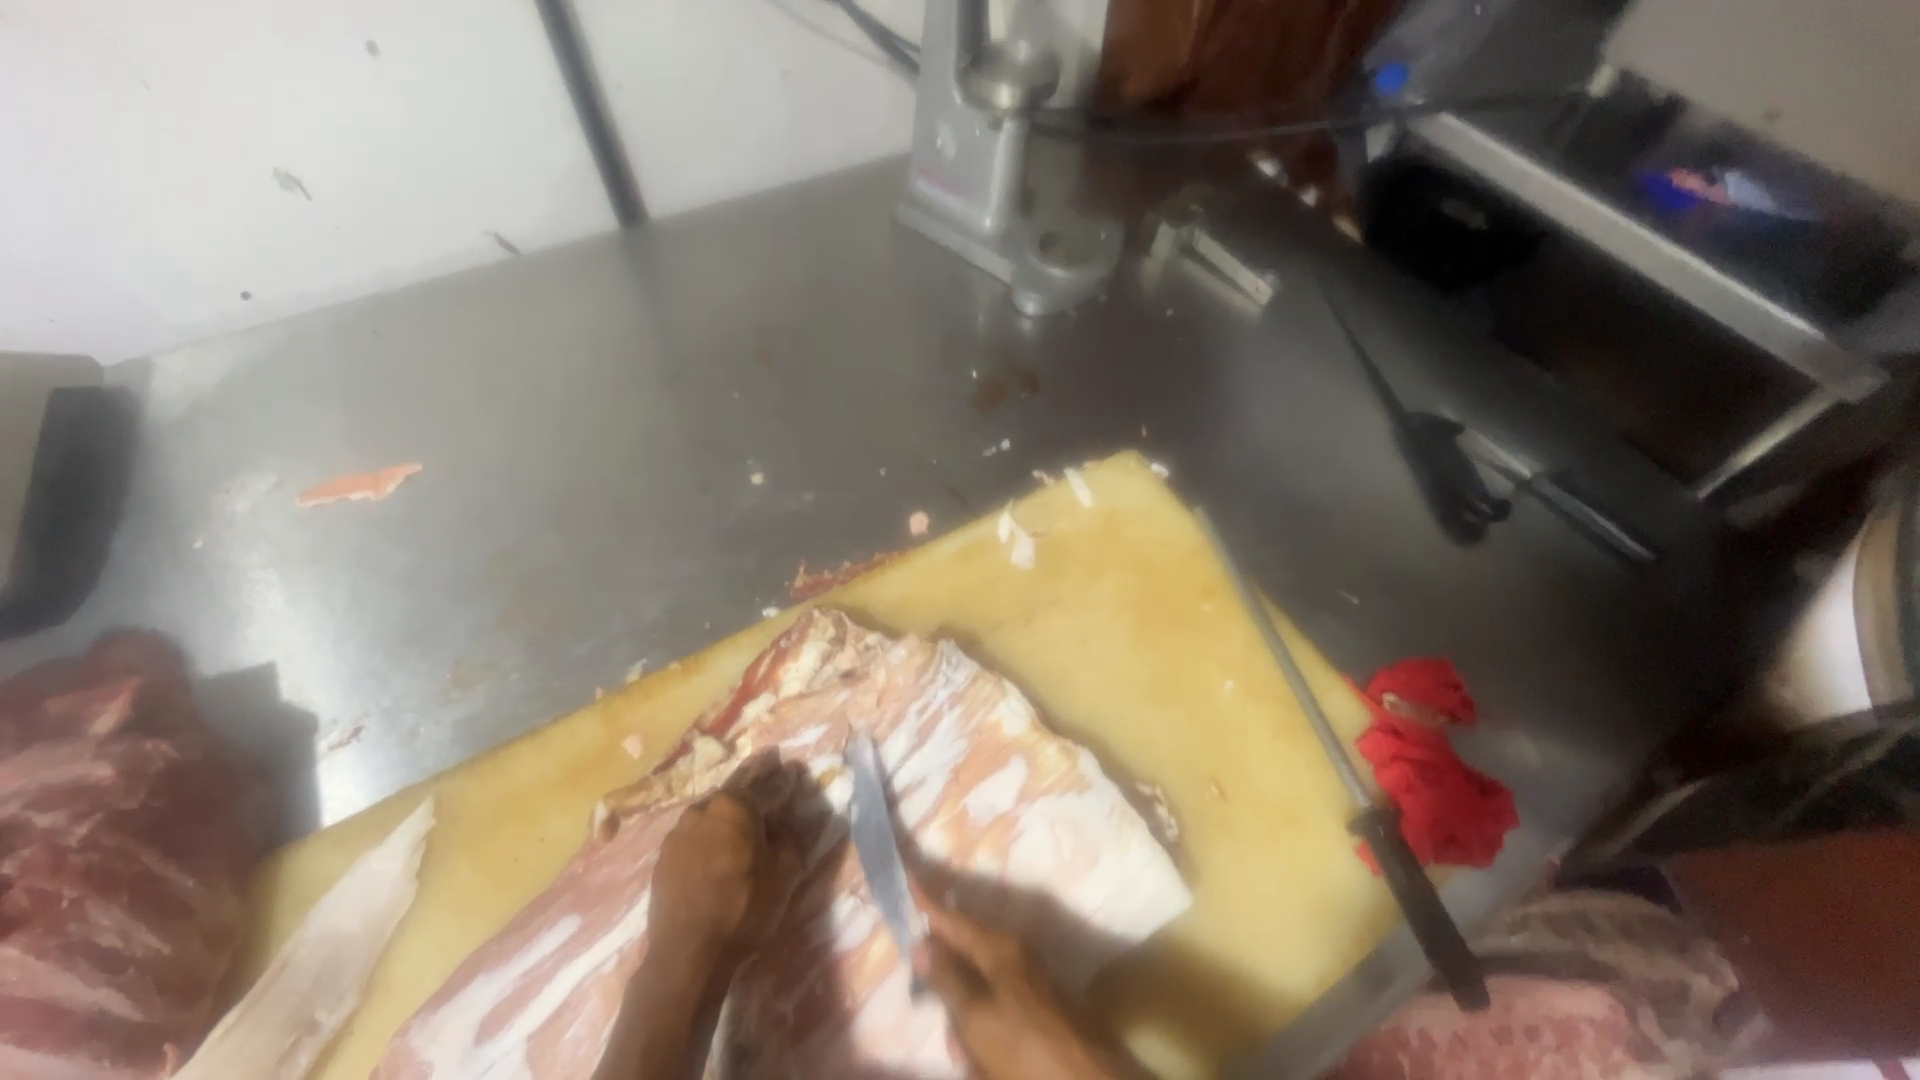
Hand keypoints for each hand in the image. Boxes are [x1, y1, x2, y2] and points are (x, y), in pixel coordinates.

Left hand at [648, 787, 801, 972]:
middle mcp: (700, 810)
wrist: (688, 953)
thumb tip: (782, 824)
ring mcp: (676, 835)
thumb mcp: (785, 872)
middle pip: (732, 797)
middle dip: (751, 795)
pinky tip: (715, 860)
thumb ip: (789, 837)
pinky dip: (706, 843)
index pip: (764, 784)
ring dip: (725, 822)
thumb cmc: (744, 907)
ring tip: (740, 834)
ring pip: (709, 819)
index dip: (781, 779)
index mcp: (733, 805)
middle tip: (766, 793)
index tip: (792, 771)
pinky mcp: (661, 861)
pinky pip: (692, 842)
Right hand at [916, 886, 1150, 1079]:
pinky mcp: (1035, 1009)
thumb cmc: (1027, 1044)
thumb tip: (921, 941)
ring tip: (977, 1063)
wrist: (1089, 1078)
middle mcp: (1013, 955)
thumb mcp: (977, 1017)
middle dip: (948, 998)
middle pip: (961, 961)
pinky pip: (994, 1019)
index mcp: (998, 947)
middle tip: (955, 1037)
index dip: (926, 902)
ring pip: (975, 998)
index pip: (952, 917)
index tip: (906, 875)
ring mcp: (1026, 982)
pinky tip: (989, 1067)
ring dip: (968, 1031)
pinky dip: (986, 1043)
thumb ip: (946, 979)